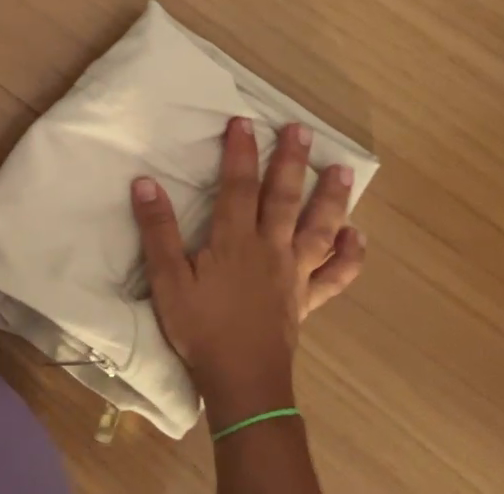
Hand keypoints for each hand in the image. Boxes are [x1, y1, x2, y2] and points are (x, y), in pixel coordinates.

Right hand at [130, 118, 366, 420]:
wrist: (243, 381)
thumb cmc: (199, 327)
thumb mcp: (166, 278)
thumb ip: (157, 230)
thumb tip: (145, 182)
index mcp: (234, 242)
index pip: (237, 187)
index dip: (240, 153)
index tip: (243, 122)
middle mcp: (270, 251)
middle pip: (283, 199)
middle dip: (291, 162)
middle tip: (302, 131)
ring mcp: (294, 275)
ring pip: (318, 229)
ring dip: (331, 199)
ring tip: (343, 170)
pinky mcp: (306, 300)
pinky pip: (335, 275)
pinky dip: (351, 255)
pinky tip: (359, 237)